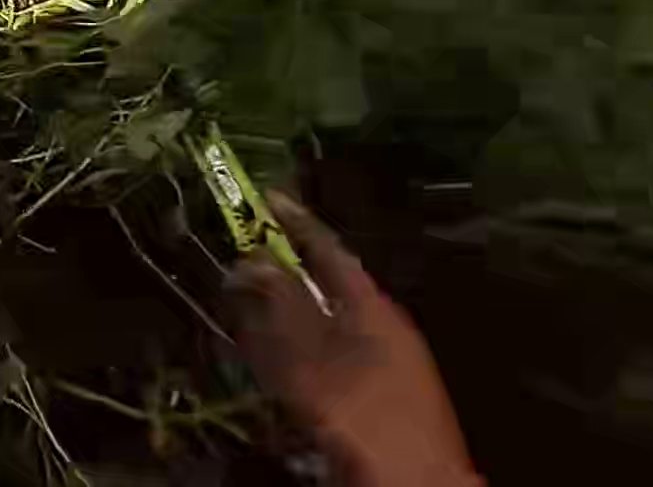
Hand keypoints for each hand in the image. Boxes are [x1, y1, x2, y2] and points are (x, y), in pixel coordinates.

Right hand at [226, 192, 481, 486]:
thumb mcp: (301, 345)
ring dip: (285, 300)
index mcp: (369, 304)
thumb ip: (275, 295)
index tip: (265, 195)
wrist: (409, 484)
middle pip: (324, 278)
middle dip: (280, 263)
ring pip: (324, 310)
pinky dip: (298, 331)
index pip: (327, 247)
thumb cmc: (352, 406)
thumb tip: (253, 256)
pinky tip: (272, 344)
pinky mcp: (379, 384)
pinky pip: (329, 339)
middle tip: (242, 250)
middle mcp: (381, 322)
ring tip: (247, 297)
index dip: (295, 219)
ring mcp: (386, 356)